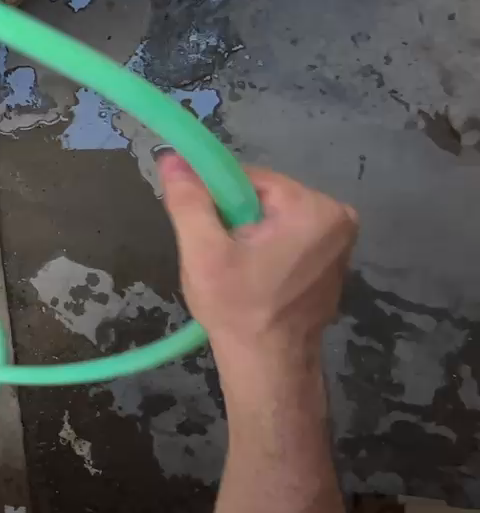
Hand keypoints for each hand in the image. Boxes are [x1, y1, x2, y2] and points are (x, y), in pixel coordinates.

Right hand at [158, 153, 356, 367]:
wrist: (268, 354)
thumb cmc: (235, 303)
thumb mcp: (202, 251)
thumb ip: (188, 202)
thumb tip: (171, 158)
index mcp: (312, 208)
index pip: (247, 177)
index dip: (212, 195)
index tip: (195, 224)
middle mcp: (337, 214)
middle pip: (260, 194)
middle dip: (227, 215)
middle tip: (210, 250)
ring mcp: (340, 235)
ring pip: (270, 213)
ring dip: (241, 230)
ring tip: (228, 263)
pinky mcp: (332, 252)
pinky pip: (285, 230)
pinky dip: (259, 242)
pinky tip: (247, 269)